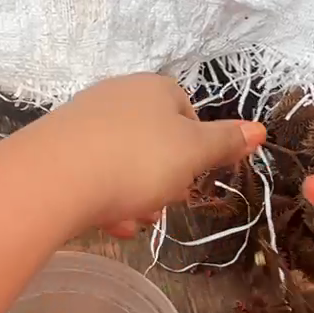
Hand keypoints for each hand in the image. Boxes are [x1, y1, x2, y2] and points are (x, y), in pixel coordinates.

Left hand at [16, 74, 264, 237]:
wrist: (54, 178)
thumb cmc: (137, 160)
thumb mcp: (193, 153)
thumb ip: (225, 143)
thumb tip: (259, 129)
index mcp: (154, 89)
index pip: (186, 113)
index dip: (194, 149)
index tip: (192, 177)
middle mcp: (117, 96)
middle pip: (154, 141)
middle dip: (163, 179)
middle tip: (162, 205)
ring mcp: (83, 121)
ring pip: (123, 162)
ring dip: (135, 196)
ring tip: (133, 221)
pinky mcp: (57, 149)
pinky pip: (92, 174)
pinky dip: (104, 199)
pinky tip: (107, 223)